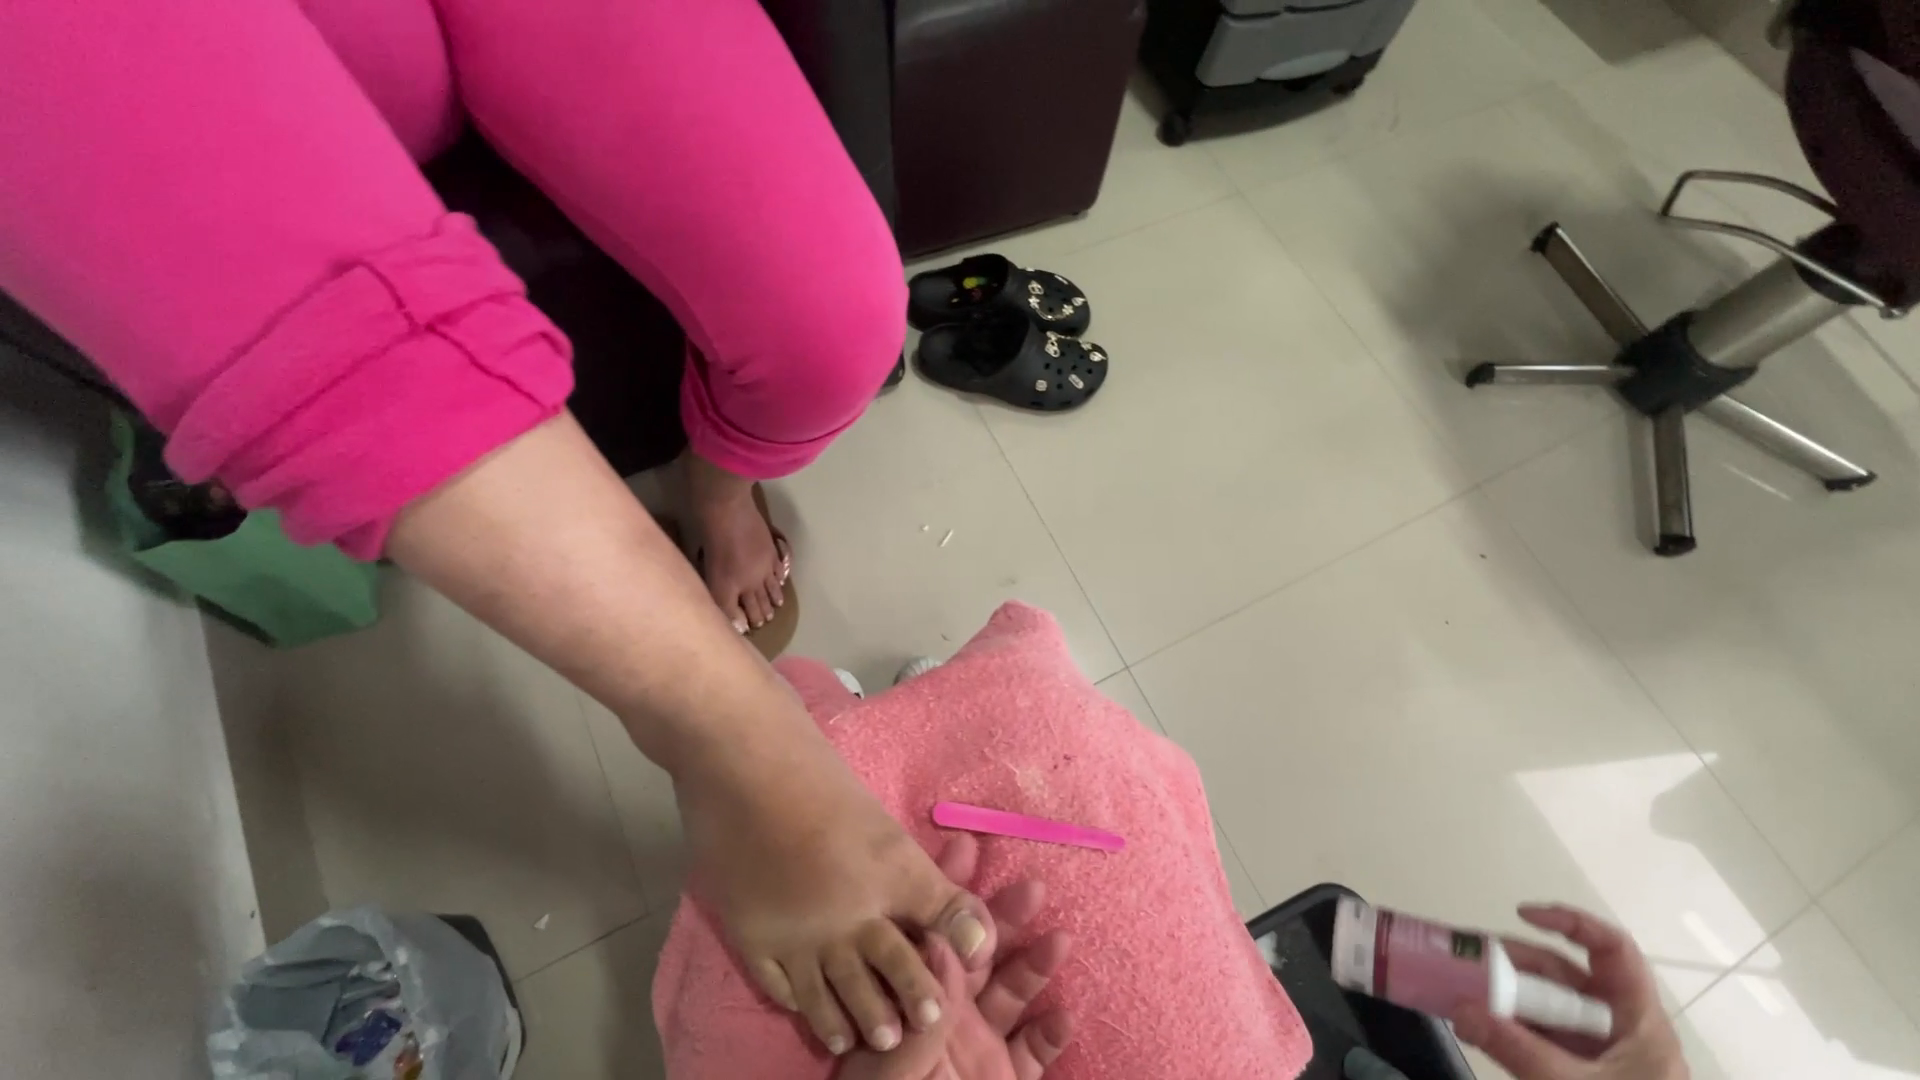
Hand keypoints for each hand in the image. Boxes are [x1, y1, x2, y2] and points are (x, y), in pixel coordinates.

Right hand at [677, 735, 998, 1055]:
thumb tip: (943, 898)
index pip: (938, 920)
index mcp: (892, 871)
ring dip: (858, 1018)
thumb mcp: (877, 816)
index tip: (965, 970)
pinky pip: (785, 990)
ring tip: (873, 1036)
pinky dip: (802, 1005)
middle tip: (924, 1026)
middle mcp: (852, 914)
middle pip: (891, 971)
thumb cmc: (816, 777)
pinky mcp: (756, 941)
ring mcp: (802, 935)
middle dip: (912, 1000)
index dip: (956, 948)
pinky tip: (809, 1013)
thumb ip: (909, 867)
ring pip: (838, 995)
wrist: (746, 764)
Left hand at [837, 836, 1076, 1079]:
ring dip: (1036, 965)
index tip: (964, 846)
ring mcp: (979, 1049)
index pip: (928, 933)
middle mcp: (946, 1016)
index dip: (944, 890)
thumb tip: (940, 943)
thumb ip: (920, 1014)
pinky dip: (1051, 1034)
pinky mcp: (1006, 1079)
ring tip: (1059, 937)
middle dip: (1003, 917)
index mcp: (911, 1002)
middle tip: (1030, 882)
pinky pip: (1034, 1052)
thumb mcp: (893, 1072)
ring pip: (1014, 994)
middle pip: (979, 954)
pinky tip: (1064, 1013)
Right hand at [1450, 904, 1688, 1079]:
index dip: (1573, 922)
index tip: (1522, 914)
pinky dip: (1502, 1021)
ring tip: (1458, 985)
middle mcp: (1617, 1028)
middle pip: (1565, 973)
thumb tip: (1459, 1008)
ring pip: (1543, 1002)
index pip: (1615, 951)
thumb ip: (1517, 1050)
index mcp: (1639, 1024)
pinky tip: (1472, 1020)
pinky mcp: (1571, 1070)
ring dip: (1501, 991)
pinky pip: (1533, 1032)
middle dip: (1514, 962)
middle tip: (1468, 958)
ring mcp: (1594, 1051)